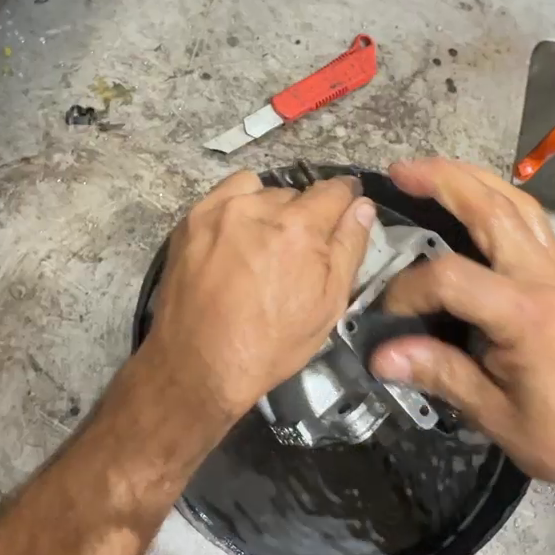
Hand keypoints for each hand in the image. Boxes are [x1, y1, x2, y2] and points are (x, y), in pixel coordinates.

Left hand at [131, 171, 374, 436]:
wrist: (198, 365)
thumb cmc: (270, 345)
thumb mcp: (328, 305)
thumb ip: (349, 248)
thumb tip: (363, 207)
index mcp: (298, 229)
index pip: (334, 190)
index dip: (346, 200)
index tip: (346, 210)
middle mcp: (257, 208)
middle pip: (296, 194)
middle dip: (303, 216)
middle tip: (296, 252)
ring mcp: (219, 210)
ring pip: (260, 190)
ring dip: (268, 209)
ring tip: (262, 244)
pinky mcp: (191, 220)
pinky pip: (225, 195)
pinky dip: (236, 208)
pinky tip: (235, 240)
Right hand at [368, 159, 554, 510]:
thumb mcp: (495, 414)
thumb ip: (439, 374)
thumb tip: (380, 355)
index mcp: (526, 315)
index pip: (452, 277)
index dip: (409, 290)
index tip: (386, 315)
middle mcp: (546, 281)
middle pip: (494, 209)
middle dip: (444, 181)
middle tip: (400, 171)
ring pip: (519, 206)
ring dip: (475, 181)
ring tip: (434, 173)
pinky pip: (533, 225)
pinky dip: (501, 203)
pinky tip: (478, 208)